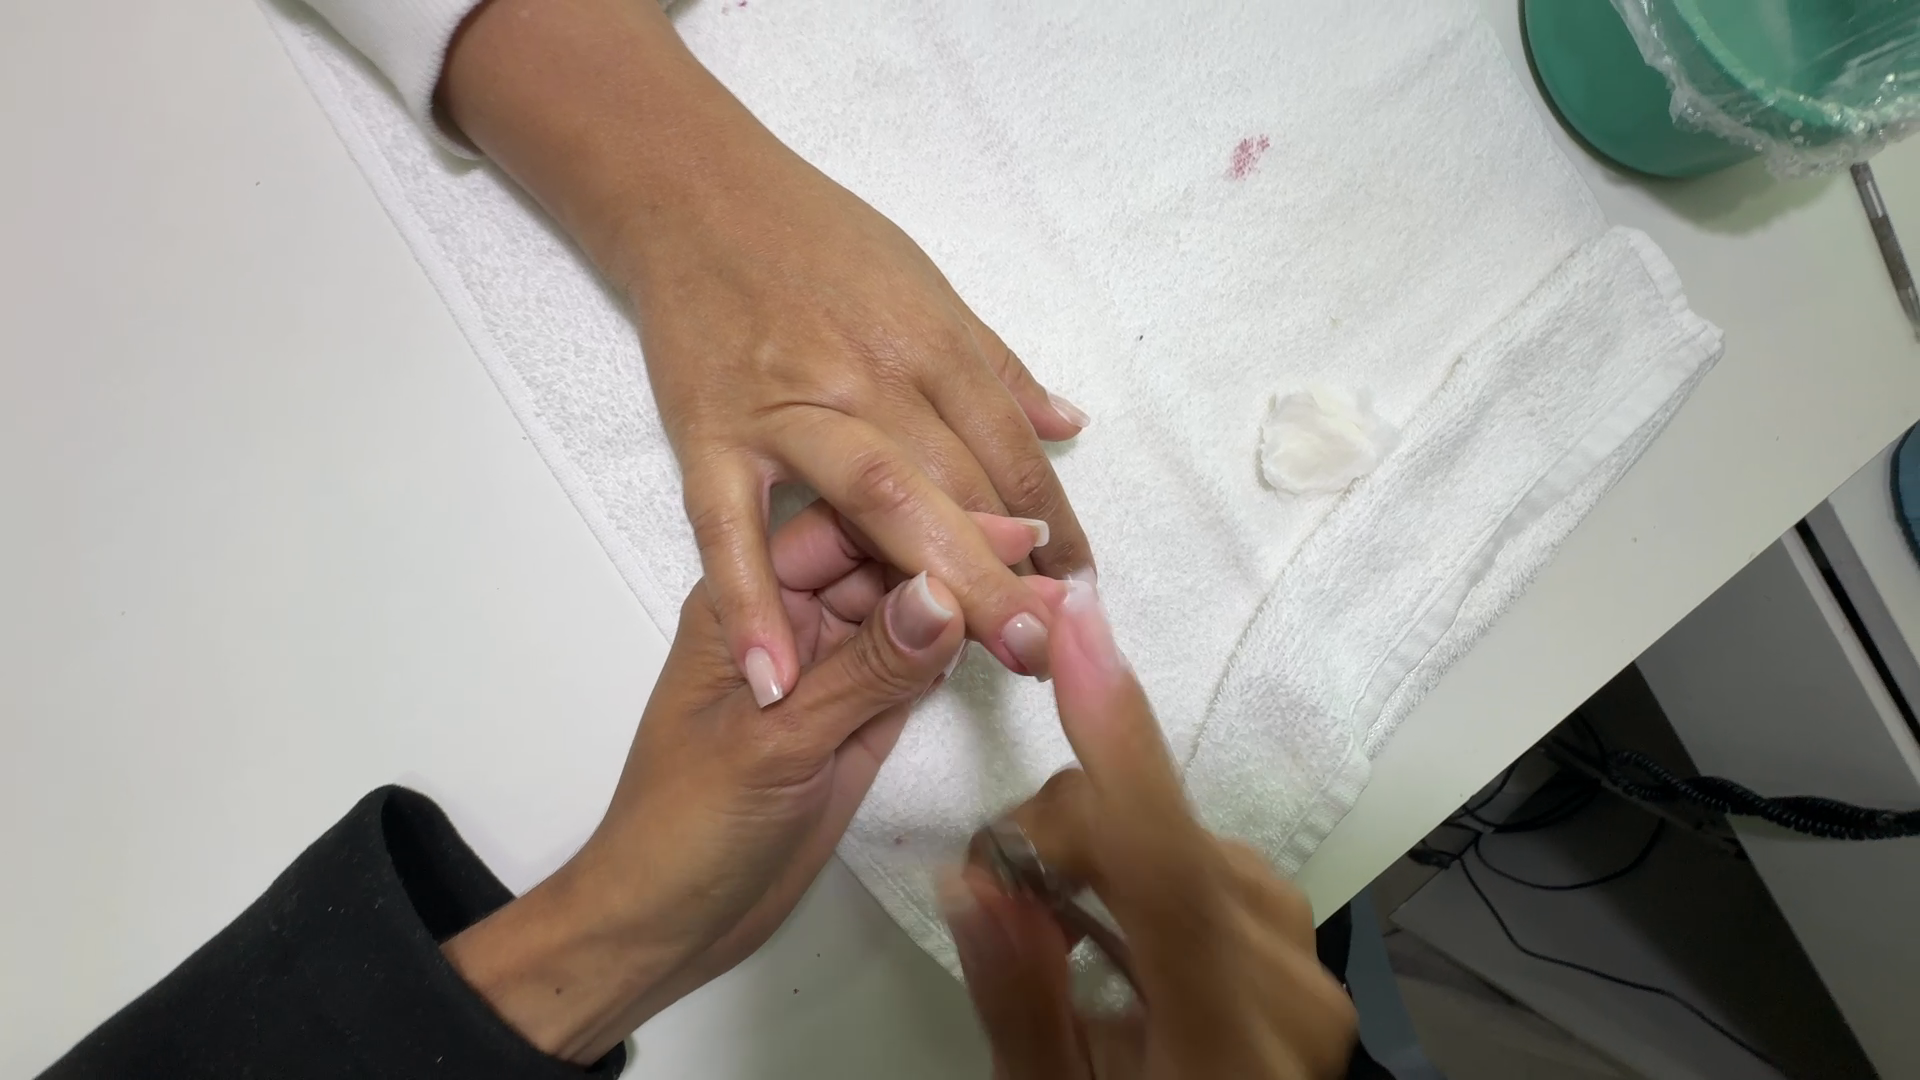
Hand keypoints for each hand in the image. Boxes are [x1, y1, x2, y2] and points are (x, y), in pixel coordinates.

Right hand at [439, 0, 1094, 701]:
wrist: (698, 196)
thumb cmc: (822, 242)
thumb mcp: (928, 286)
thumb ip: (997, 366)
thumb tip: (1067, 424)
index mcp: (930, 343)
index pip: (1010, 450)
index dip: (1055, 522)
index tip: (1080, 584)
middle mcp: (871, 379)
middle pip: (959, 488)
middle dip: (1013, 571)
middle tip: (1055, 647)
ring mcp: (789, 412)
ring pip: (876, 504)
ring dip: (936, 586)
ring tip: (986, 657)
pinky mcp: (711, 437)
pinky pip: (729, 529)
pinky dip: (750, 602)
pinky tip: (778, 677)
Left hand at [443, 504, 1050, 1062]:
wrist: (677, 921)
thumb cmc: (693, 823)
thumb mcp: (777, 739)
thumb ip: (865, 666)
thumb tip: (948, 590)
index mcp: (749, 596)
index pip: (844, 531)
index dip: (920, 523)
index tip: (1004, 530)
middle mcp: (796, 615)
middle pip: (887, 568)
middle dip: (961, 566)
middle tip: (1046, 566)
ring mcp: (835, 663)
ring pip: (911, 616)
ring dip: (972, 609)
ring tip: (1046, 604)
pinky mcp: (863, 707)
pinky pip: (918, 663)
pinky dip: (961, 652)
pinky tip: (1006, 640)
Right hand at [942, 584, 1357, 1078]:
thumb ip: (1015, 992)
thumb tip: (971, 878)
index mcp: (1228, 1030)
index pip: (1164, 856)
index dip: (1115, 733)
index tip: (1078, 627)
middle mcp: (1282, 969)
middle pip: (1150, 824)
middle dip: (1058, 837)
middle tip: (1005, 900)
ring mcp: (1297, 940)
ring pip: (1168, 821)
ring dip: (1096, 848)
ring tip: (1065, 928)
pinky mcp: (1288, 917)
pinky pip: (1193, 843)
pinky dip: (1136, 857)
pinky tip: (1119, 919)